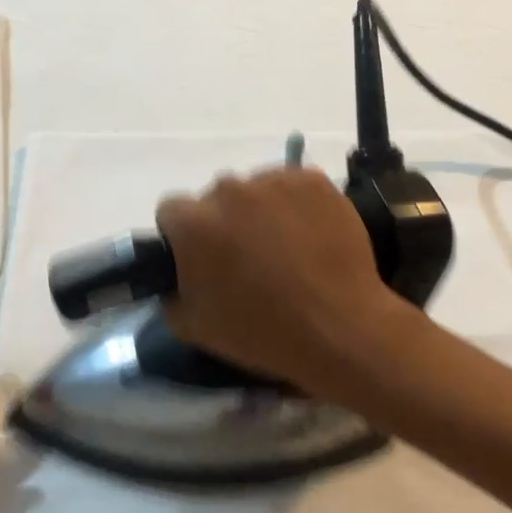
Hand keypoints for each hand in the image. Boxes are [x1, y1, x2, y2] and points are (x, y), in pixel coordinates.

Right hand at [156, 168, 409, 399]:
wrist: (340, 327)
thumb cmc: (262, 332)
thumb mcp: (194, 329)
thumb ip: (171, 297)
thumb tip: (175, 283)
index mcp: (193, 224)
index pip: (171, 211)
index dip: (183, 236)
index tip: (201, 259)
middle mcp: (229, 190)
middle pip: (216, 198)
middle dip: (225, 222)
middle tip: (247, 259)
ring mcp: (274, 181)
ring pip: (257, 190)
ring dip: (262, 212)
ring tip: (286, 249)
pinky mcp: (313, 180)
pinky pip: (293, 187)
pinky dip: (297, 206)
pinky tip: (311, 237)